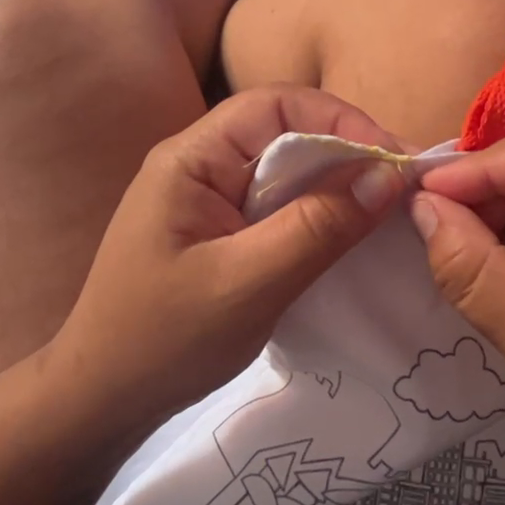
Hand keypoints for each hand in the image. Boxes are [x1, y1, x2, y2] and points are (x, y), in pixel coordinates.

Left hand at [51, 86, 406, 419]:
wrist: (101, 398)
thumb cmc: (164, 340)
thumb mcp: (248, 284)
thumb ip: (317, 228)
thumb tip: (388, 177)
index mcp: (192, 159)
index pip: (277, 107)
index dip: (341, 121)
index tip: (395, 161)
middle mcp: (199, 164)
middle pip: (284, 132)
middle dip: (346, 151)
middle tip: (403, 188)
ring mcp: (207, 199)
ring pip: (284, 170)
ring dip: (335, 184)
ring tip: (387, 209)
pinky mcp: (218, 231)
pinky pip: (276, 205)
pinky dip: (316, 213)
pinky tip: (347, 234)